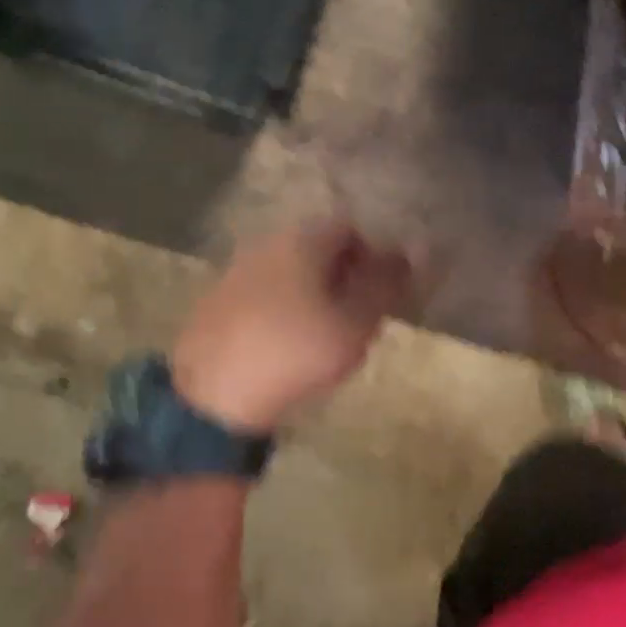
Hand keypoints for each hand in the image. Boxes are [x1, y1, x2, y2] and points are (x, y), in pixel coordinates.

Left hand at [172, 223, 410, 432]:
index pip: (351, 229)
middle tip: (360, 315)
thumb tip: (412, 252)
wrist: (212, 397)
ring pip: (291, 271)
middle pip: (318, 248)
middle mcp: (266, 244)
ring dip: (315, 292)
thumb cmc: (296, 353)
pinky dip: (286, 308)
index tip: (383, 293)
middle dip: (344, 275)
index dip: (374, 257)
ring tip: (327, 333)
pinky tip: (290, 343)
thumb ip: (386, 285)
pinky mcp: (216, 301)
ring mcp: (236, 271)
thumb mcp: (356, 324)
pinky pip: (266, 293)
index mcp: (302, 241)